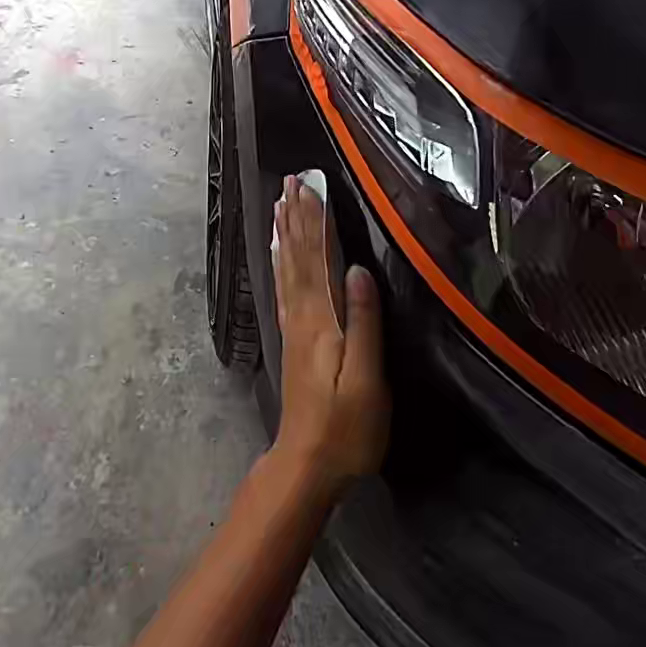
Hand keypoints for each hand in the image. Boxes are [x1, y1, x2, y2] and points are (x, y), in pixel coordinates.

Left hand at [271, 174, 389, 494]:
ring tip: (281, 205)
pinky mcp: (293, 343)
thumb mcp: (365, 379)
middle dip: (296, 218)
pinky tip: (280, 255)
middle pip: (298, 258)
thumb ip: (363, 323)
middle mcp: (302, 318)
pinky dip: (281, 265)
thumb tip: (359, 270)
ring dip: (286, 235)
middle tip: (290, 181)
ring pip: (288, 271)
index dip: (316, 223)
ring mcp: (294, 330)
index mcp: (322, 322)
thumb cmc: (346, 427)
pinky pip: (284, 291)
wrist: (307, 465)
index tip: (310, 186)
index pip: (318, 261)